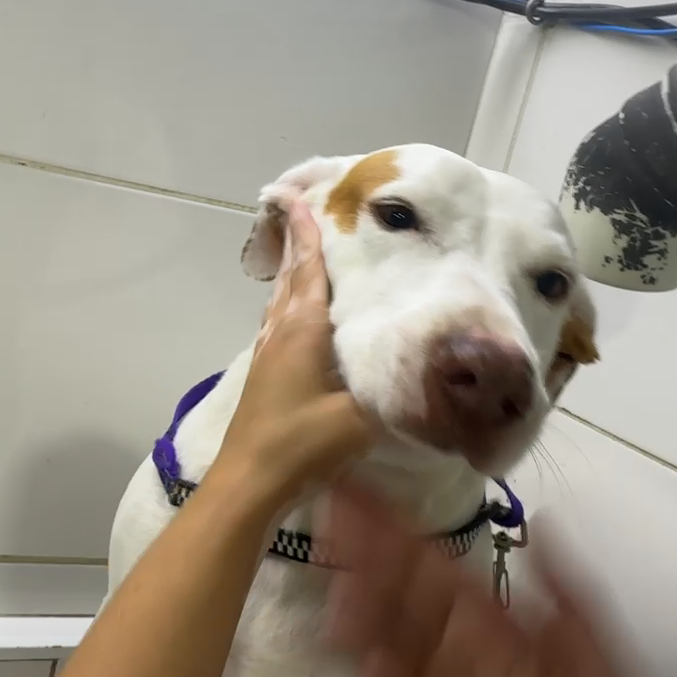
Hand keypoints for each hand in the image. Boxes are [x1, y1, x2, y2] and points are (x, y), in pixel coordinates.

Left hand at [211, 200, 374, 509]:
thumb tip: (427, 376)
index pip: (308, 268)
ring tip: (302, 252)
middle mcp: (281, 330)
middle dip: (296, 242)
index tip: (297, 198)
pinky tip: (297, 313)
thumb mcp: (358, 419)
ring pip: (281, 298)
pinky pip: (278, 320)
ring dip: (291, 271)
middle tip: (301, 212)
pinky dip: (289, 301)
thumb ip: (393, 394)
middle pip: (290, 275)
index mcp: (302, 328)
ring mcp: (268, 350)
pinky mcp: (265, 370)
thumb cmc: (302, 442)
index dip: (306, 233)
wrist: (249, 478)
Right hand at [324, 485, 647, 676]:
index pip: (427, 562)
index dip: (390, 522)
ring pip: (383, 634)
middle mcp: (453, 645)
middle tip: (330, 506)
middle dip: (359, 546)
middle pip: (396, 590)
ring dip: (357, 602)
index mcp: (487, 620)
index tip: (356, 483)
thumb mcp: (591, 651)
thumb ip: (568, 591)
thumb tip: (544, 520)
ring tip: (339, 575)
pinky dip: (371, 670)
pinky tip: (356, 645)